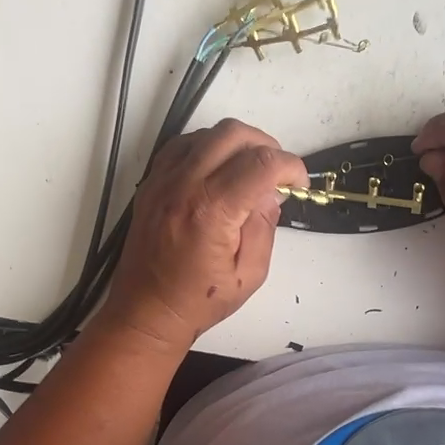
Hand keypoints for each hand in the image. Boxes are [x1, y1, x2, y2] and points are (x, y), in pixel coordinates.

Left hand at [96, 119, 307, 350]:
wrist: (146, 311)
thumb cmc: (198, 301)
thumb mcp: (249, 274)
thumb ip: (264, 227)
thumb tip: (271, 192)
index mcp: (211, 212)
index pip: (260, 164)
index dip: (290, 167)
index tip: (298, 183)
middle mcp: (184, 187)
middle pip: (233, 134)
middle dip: (266, 146)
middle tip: (276, 172)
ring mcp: (163, 181)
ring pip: (207, 133)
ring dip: (236, 144)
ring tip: (249, 171)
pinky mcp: (151, 183)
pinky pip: (182, 146)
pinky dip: (207, 147)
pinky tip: (218, 169)